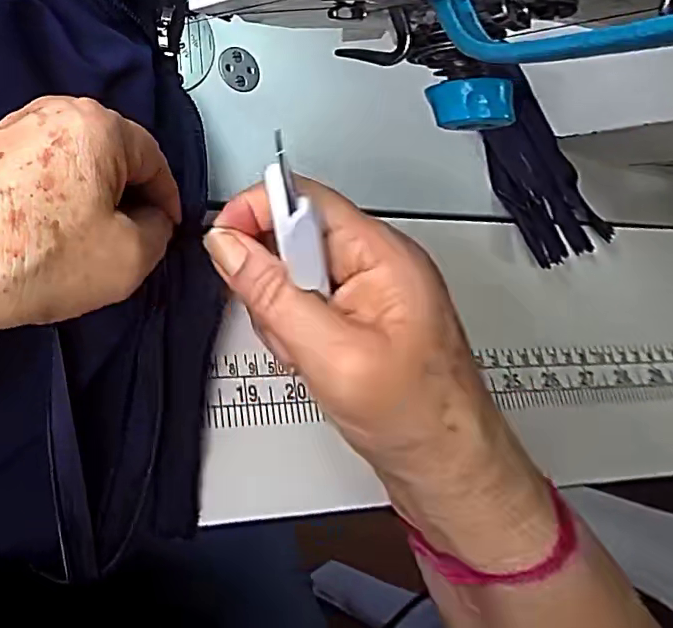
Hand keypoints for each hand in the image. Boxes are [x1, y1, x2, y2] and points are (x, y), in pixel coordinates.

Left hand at [0, 96, 181, 378]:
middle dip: (121, 196)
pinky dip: (47, 197)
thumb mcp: (130, 257)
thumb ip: (158, 230)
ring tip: (72, 243)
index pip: (153, 157)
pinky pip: (36, 169)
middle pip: (110, 154)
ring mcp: (13, 128)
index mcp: (95, 123)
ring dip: (82, 197)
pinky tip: (39, 233)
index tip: (163, 225)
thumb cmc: (26, 253)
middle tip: (122, 239)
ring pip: (71, 162)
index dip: (164, 199)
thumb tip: (149, 220)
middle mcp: (51, 112)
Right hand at [204, 180, 558, 572]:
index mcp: (383, 256)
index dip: (254, 210)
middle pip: (286, 232)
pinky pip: (291, 293)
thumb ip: (269, 291)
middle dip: (265, 274)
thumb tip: (224, 242)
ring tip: (300, 346)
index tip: (223, 241)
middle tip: (277, 317)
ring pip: (282, 265)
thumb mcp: (329, 352)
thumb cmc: (418, 420)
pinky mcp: (348, 307)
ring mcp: (361, 285)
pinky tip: (305, 352)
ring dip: (274, 305)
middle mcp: (372, 261)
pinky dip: (283, 321)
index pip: (302, 197)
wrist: (448, 475)